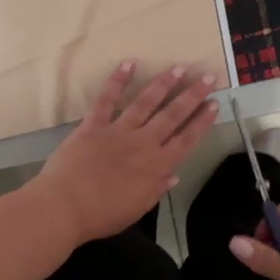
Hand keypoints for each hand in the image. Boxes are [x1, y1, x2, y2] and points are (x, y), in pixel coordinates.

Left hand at [30, 62, 220, 241]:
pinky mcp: (93, 125)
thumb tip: (172, 175)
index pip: (186, 140)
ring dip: (163, 83)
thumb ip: (156, 189)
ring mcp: (117, 131)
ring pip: (145, 102)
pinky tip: (129, 64)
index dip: (202, 121)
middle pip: (172, 115)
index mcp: (156, 167)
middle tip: (207, 76)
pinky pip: (106, 99)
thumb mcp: (137, 208)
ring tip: (178, 68)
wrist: (65, 207)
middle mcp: (142, 144)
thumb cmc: (102, 215)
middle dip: (192, 94)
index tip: (214, 104)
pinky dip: (117, 80)